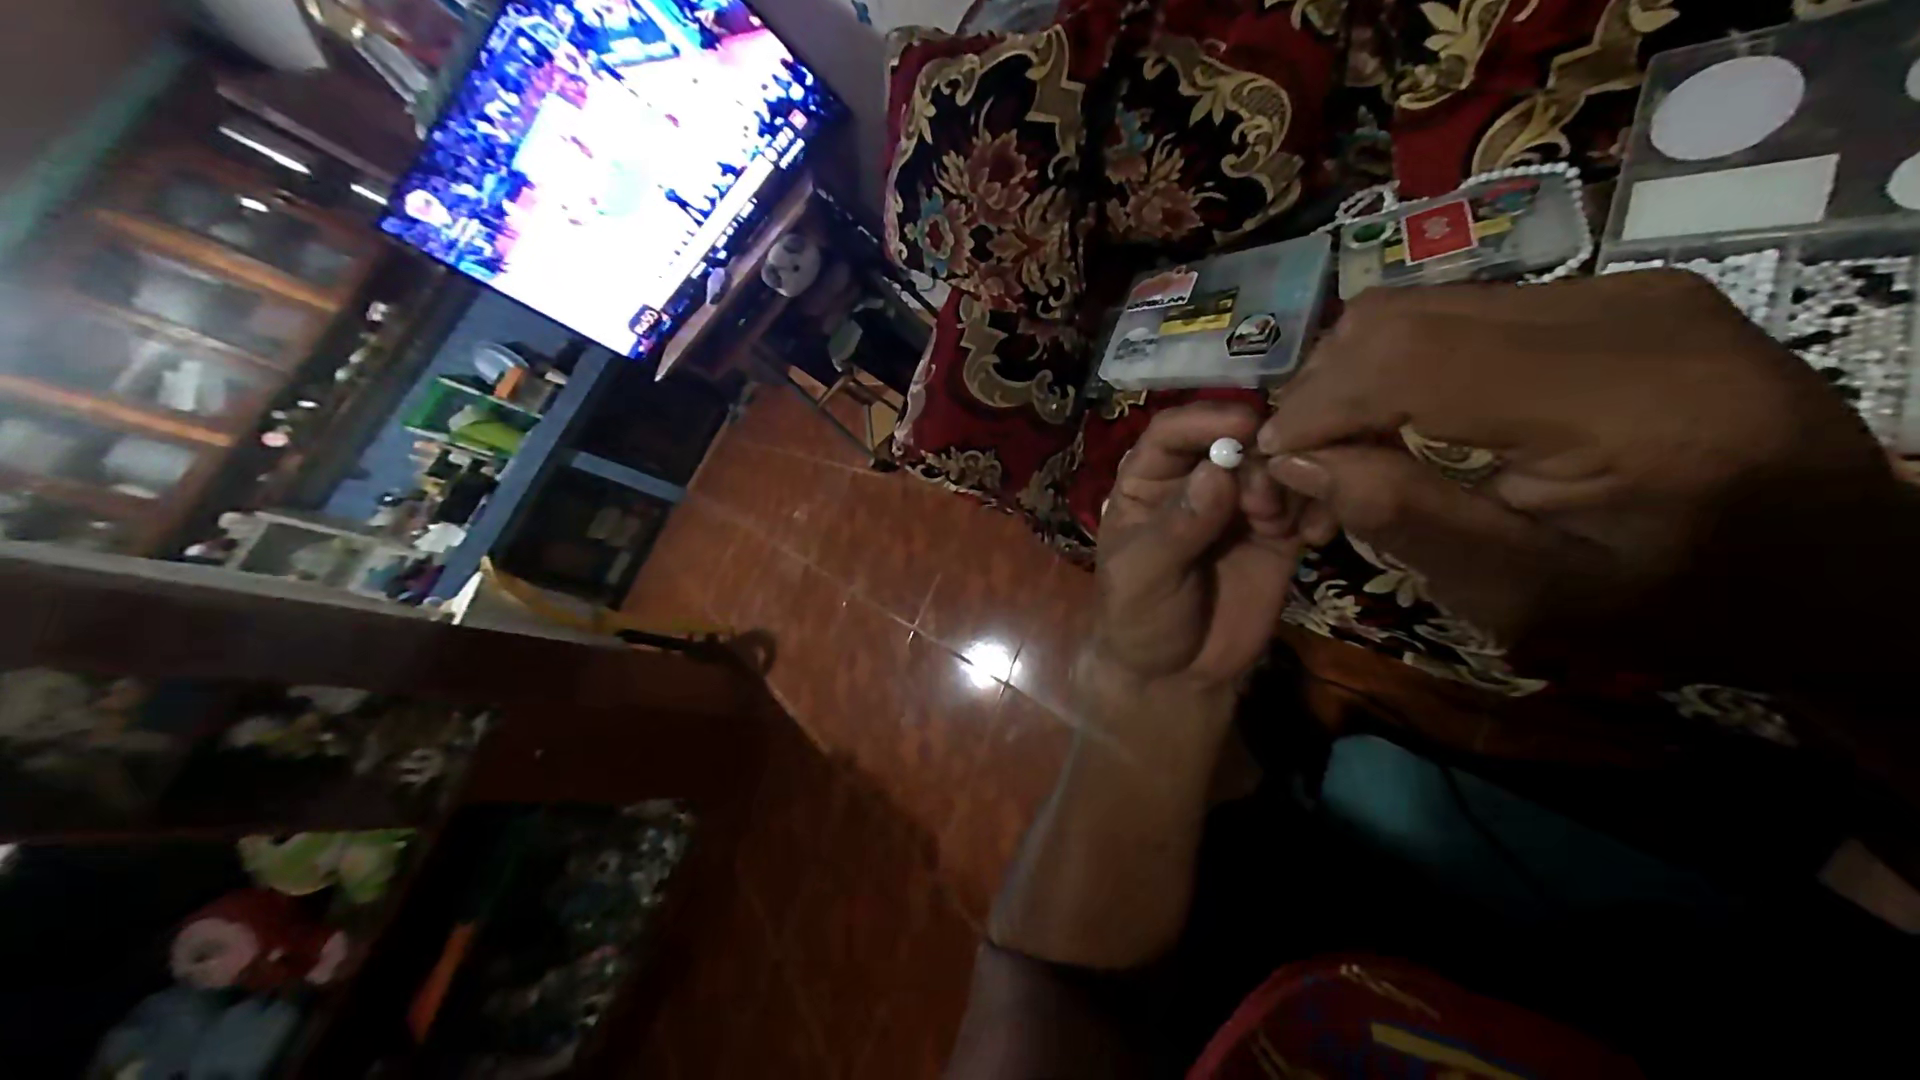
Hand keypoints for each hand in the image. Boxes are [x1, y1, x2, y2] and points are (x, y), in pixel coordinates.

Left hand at [1090, 402, 1301, 695]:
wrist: (1177, 674)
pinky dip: (1318, 509)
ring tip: (1277, 527)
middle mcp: (1196, 483)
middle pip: (1233, 441)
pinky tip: (1313, 536)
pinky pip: (1307, 506)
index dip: (1205, 420)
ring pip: (1275, 468)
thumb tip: (1217, 472)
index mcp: (1148, 482)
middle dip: (1256, 455)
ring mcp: (1240, 507)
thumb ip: (1177, 527)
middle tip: (1264, 495)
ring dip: (1286, 484)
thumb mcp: (1142, 575)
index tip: (1245, 422)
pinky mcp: (1279, 535)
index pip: (1172, 433)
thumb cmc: (1139, 617)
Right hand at [1256, 271, 1899, 679]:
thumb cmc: (1678, 607)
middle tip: (1299, 464)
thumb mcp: (1522, 595)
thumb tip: (1294, 460)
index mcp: (1623, 404)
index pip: (1410, 360)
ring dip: (1349, 378)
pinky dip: (1394, 367)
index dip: (1315, 406)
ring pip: (1415, 308)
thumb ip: (1403, 519)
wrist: (1838, 568)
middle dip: (1319, 392)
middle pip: (1399, 320)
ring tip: (1338, 447)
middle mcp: (1624, 314)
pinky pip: (1454, 313)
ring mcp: (1620, 290)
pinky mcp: (1609, 293)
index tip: (1272, 465)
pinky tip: (1393, 419)